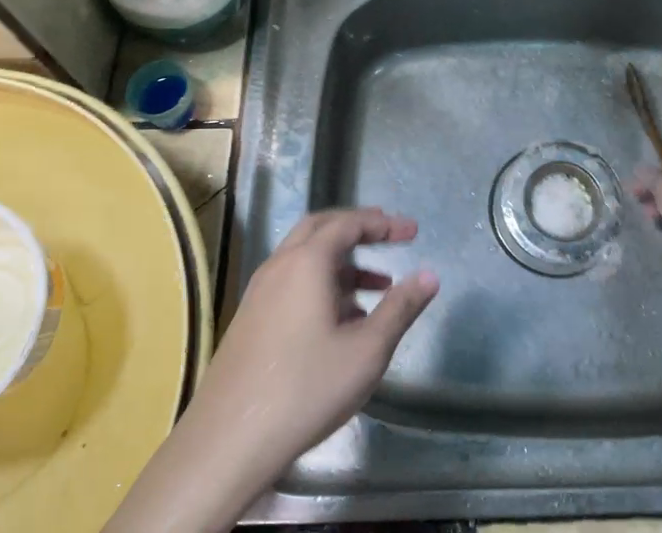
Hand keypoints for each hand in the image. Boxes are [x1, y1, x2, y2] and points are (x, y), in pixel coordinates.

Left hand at [190, 208, 437, 474]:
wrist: (231, 438)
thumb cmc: (307, 388)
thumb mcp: (367, 350)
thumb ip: (401, 308)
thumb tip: (430, 276)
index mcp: (306, 263)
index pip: (347, 224)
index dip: (382, 223)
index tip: (412, 231)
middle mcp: (278, 266)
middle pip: (319, 229)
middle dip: (357, 229)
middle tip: (389, 237)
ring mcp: (258, 293)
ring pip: (304, 259)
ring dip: (341, 263)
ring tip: (379, 288)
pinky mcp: (250, 319)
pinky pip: (291, 283)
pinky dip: (320, 284)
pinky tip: (341, 322)